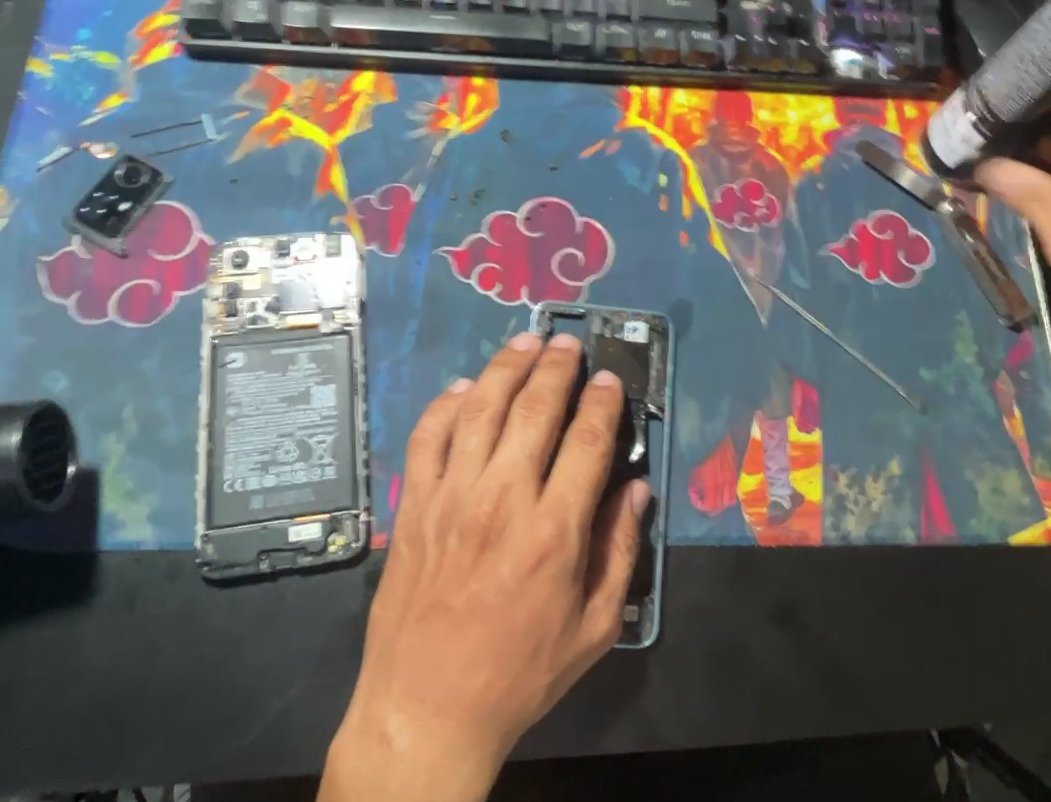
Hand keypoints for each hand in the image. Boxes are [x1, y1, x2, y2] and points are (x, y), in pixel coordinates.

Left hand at [321, 332, 648, 801]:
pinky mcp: (413, 507)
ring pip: (479, 410)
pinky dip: (445, 405)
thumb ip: (620, 551)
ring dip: (505, 368)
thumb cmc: (520, 672)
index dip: (602, 402)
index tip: (609, 378)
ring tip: (525, 342)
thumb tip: (636, 490)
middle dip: (556, 367)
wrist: (427, 708)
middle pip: (533, 410)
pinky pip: (427, 438)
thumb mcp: (593, 627)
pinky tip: (463, 388)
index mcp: (555, 530)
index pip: (586, 441)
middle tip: (568, 344)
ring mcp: (450, 497)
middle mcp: (502, 499)